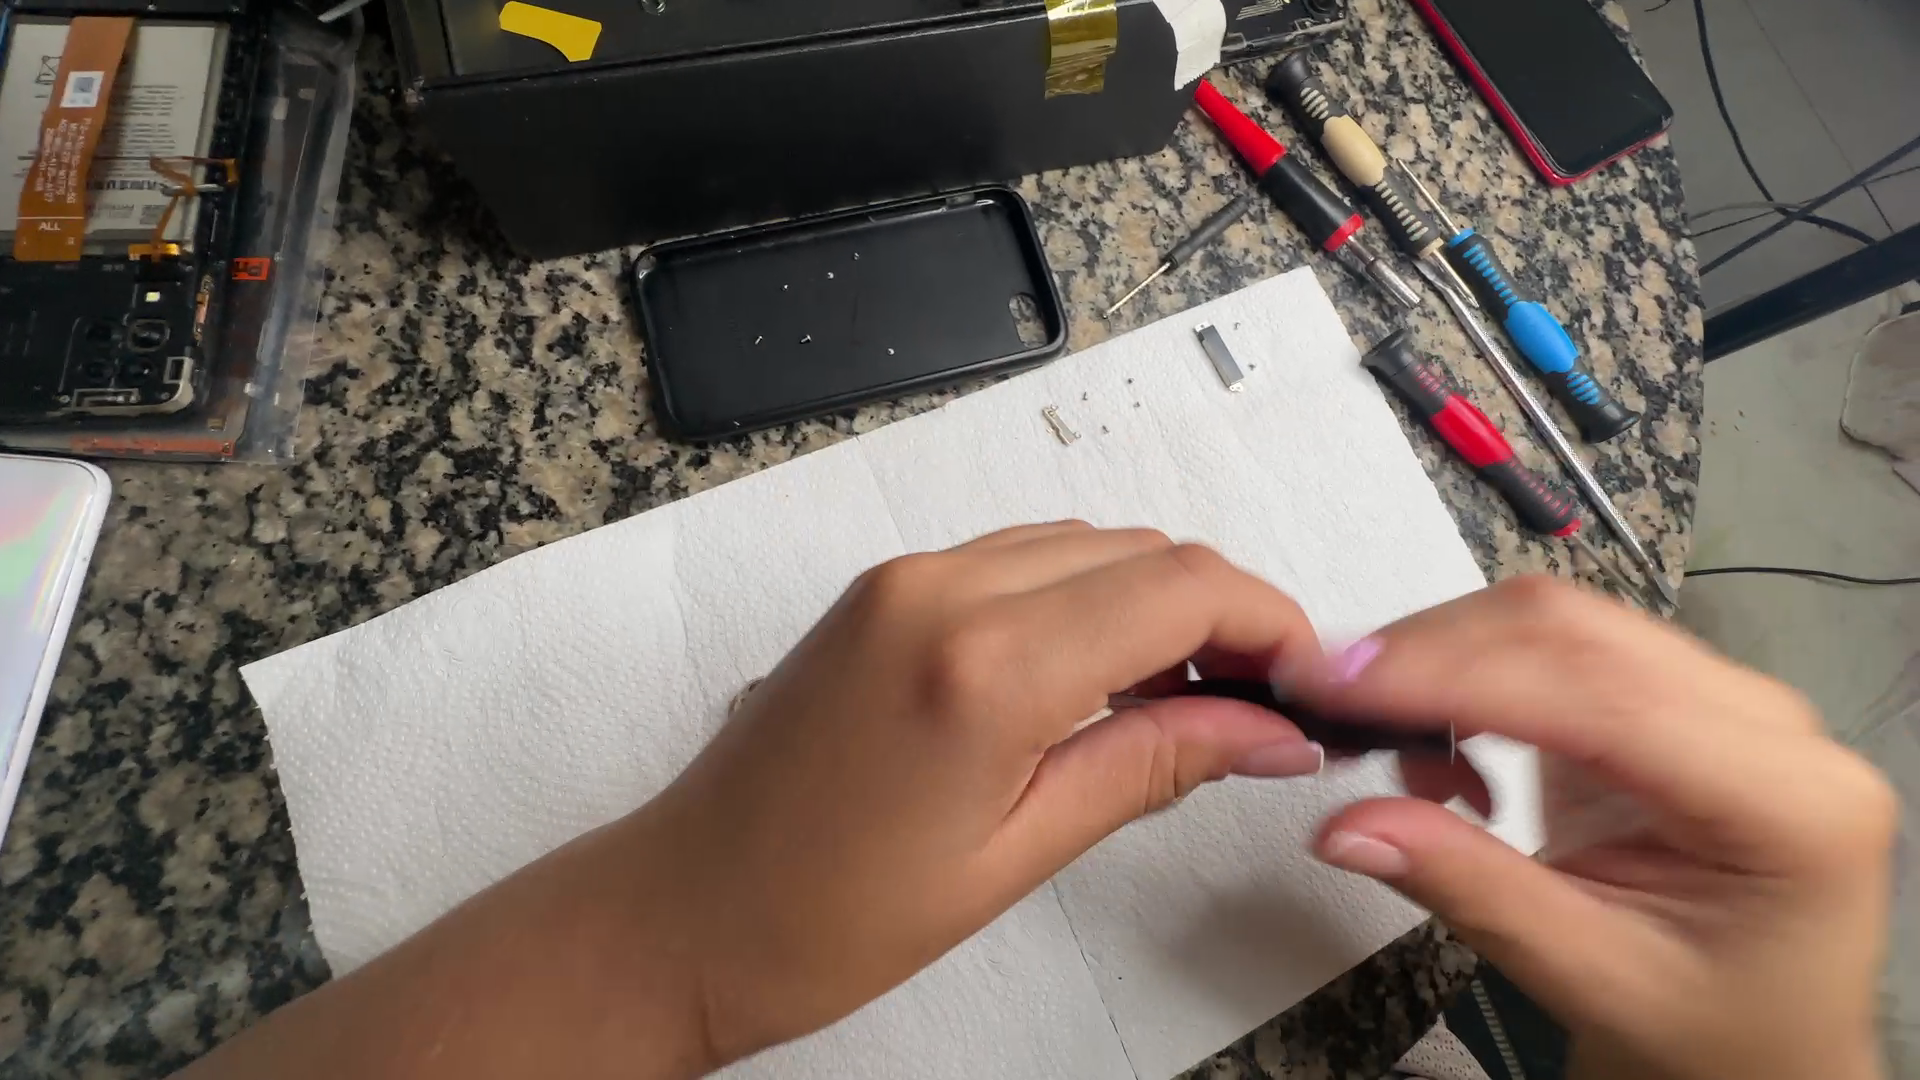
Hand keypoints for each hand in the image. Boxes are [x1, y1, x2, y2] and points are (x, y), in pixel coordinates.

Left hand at [181, 524, 1326, 1079]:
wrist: (683, 902)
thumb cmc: (833, 914)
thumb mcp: (1017, 852)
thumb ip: (1151, 762)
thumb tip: (1270, 732)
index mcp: (985, 663)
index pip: (1176, 588)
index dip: (1267, 620)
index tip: (1308, 678)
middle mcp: (945, 586)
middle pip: (1135, 550)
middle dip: (1219, 609)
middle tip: (1258, 697)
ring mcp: (907, 573)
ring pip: (1081, 546)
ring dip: (1151, 599)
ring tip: (1186, 690)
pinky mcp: (887, 585)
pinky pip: (1020, 559)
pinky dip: (1083, 595)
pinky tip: (1100, 664)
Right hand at [1282, 577, 1896, 1079]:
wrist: (1746, 1022)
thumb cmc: (1695, 1017)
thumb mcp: (1582, 971)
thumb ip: (1463, 885)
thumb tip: (1339, 828)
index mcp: (1782, 800)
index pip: (1595, 695)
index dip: (1450, 676)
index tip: (1333, 687)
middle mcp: (1754, 720)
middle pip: (1561, 628)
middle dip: (1425, 649)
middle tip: (1324, 690)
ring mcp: (1699, 690)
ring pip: (1537, 617)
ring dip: (1432, 654)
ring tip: (1377, 729)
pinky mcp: (1640, 686)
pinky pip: (1528, 639)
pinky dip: (1452, 670)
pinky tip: (1439, 742)